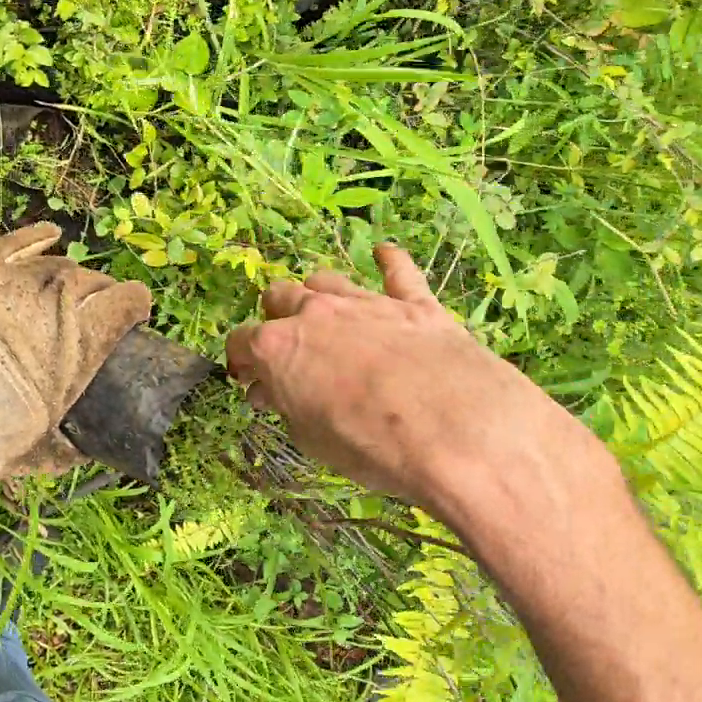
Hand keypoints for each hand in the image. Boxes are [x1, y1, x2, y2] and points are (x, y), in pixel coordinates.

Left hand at [0, 222, 151, 475]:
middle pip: (90, 281)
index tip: (132, 312)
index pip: (127, 301)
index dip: (133, 305)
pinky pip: (15, 244)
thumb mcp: (39, 452)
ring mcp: (17, 282)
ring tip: (63, 284)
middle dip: (96, 292)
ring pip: (55, 264)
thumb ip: (65, 448)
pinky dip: (36, 237)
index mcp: (84, 342)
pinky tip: (50, 235)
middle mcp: (58, 302)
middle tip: (89, 306)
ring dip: (64, 274)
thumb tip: (77, 452)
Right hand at [225, 243, 570, 515]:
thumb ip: (286, 404)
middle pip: (278, 297)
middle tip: (289, 348)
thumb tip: (273, 389)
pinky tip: (384, 254)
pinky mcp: (415, 305)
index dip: (242, 362)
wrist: (460, 437)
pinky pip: (399, 272)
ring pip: (325, 281)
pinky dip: (389, 262)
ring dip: (318, 296)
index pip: (240, 341)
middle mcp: (312, 314)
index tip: (250, 381)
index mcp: (275, 347)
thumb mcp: (310, 438)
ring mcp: (364, 304)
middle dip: (275, 319)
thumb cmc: (370, 446)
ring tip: (326, 317)